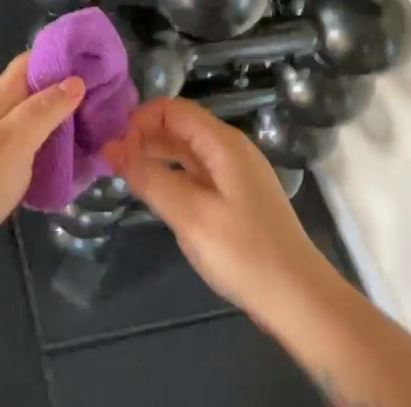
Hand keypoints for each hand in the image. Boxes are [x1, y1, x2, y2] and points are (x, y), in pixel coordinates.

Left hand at [0, 53, 85, 269]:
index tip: (102, 65)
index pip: (33, 61)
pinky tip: (73, 164)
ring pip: (35, 121)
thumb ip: (42, 110)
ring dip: (64, 124)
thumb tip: (75, 80)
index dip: (65, 58)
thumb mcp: (12, 141)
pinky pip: (30, 148)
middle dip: (72, 94)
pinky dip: (52, 150)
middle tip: (112, 107)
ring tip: (101, 134)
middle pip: (37, 91)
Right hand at [104, 99, 320, 312]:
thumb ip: (149, 177)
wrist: (301, 301)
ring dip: (155, 157)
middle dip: (143, 137)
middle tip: (110, 161)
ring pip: (187, 152)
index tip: (112, 146)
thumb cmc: (245, 253)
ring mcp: (236, 176)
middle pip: (179, 127)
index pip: (172, 109)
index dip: (139, 120)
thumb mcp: (190, 214)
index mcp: (223, 144)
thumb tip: (112, 148)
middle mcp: (231, 151)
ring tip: (124, 175)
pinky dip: (172, 176)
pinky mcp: (238, 199)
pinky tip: (156, 195)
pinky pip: (197, 174)